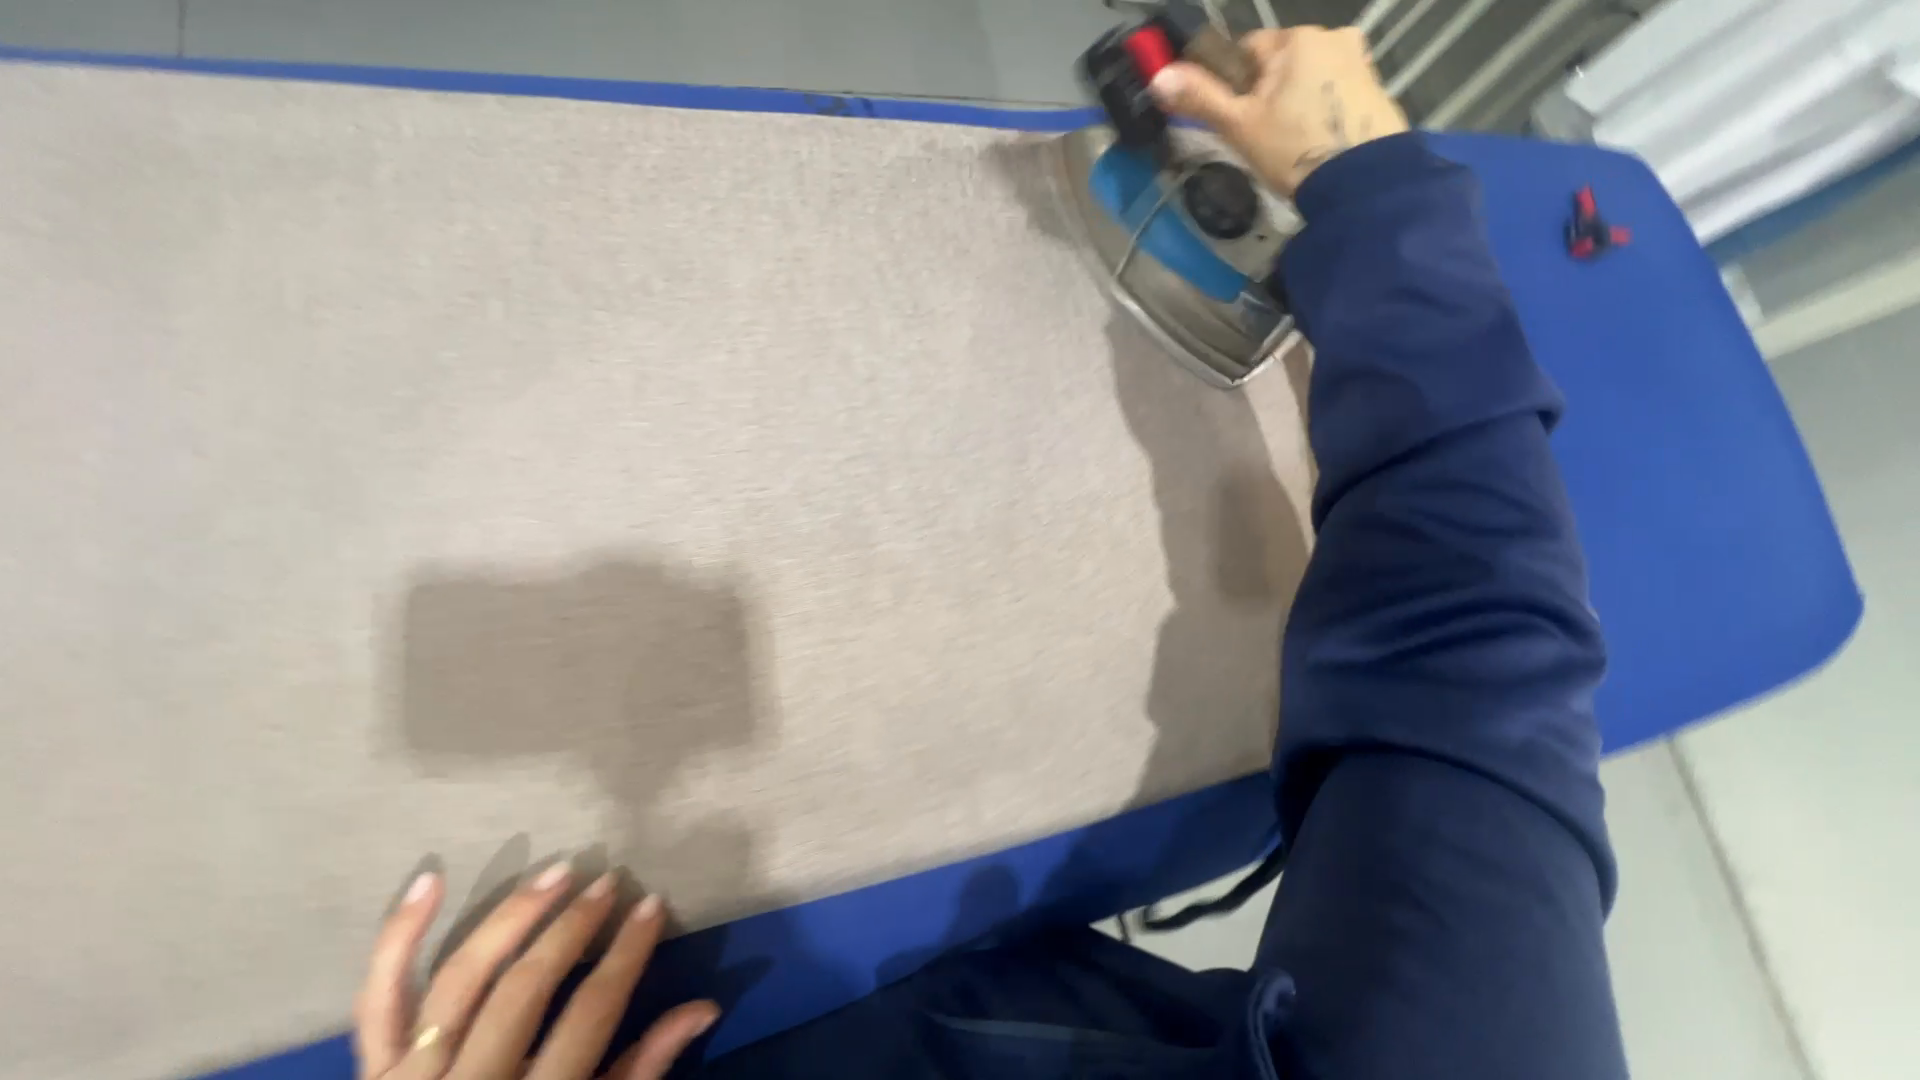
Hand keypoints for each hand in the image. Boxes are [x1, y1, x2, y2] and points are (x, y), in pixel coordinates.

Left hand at [355, 865, 719, 1079]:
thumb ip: (643, 1069)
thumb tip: (706, 1007)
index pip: (589, 1014)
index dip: (626, 954)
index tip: (652, 904)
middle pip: (524, 988)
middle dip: (573, 927)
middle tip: (608, 882)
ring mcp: (410, 1078)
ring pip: (460, 979)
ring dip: (511, 916)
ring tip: (556, 872)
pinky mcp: (370, 1072)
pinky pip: (380, 997)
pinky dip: (399, 937)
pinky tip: (431, 879)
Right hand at [1148, 26, 1409, 197]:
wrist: (1360, 181)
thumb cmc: (1293, 149)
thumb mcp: (1239, 126)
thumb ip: (1200, 98)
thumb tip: (1158, 77)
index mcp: (1296, 38)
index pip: (1246, 50)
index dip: (1234, 87)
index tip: (1237, 120)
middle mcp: (1333, 36)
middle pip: (1279, 65)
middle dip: (1267, 95)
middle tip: (1263, 139)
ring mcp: (1360, 61)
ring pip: (1307, 79)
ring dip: (1294, 103)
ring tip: (1291, 145)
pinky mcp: (1376, 88)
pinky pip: (1333, 93)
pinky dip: (1321, 112)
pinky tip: (1316, 142)